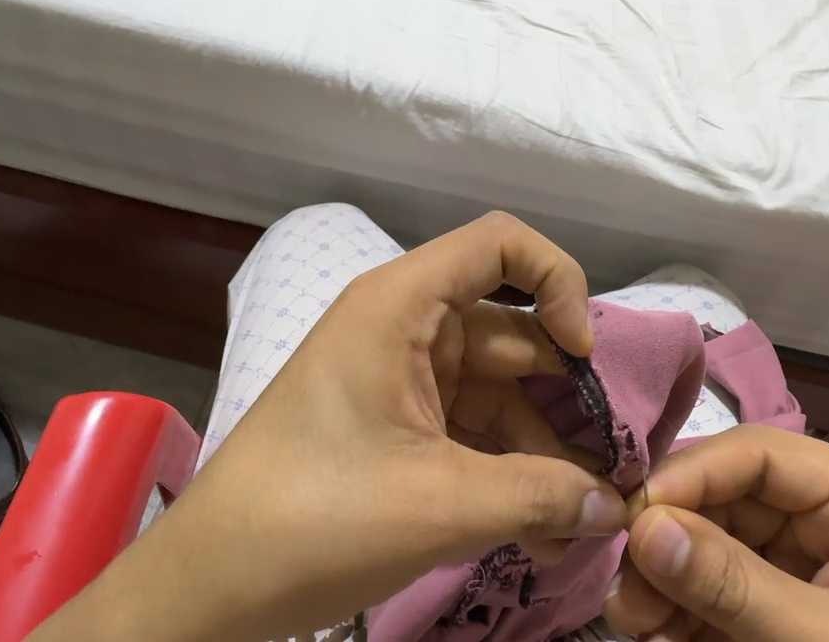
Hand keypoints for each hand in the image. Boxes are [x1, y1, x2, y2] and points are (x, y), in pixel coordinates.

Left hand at [32, 212, 627, 641]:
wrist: (212, 585)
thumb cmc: (317, 517)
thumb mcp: (438, 505)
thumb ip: (539, 497)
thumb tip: (616, 507)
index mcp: (402, 304)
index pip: (499, 244)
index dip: (557, 280)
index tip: (583, 355)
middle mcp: (406, 325)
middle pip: (511, 329)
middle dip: (565, 395)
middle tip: (615, 464)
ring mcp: (401, 376)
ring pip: (497, 391)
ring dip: (543, 451)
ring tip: (585, 523)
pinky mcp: (398, 424)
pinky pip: (472, 429)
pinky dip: (509, 471)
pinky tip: (545, 530)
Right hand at [605, 426, 828, 640]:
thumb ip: (737, 588)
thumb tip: (642, 527)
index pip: (761, 454)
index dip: (689, 476)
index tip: (630, 517)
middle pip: (732, 500)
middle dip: (673, 543)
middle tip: (625, 596)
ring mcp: (819, 563)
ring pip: (722, 546)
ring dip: (672, 583)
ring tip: (632, 624)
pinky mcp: (803, 608)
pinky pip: (733, 592)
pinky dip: (692, 614)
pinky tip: (660, 636)